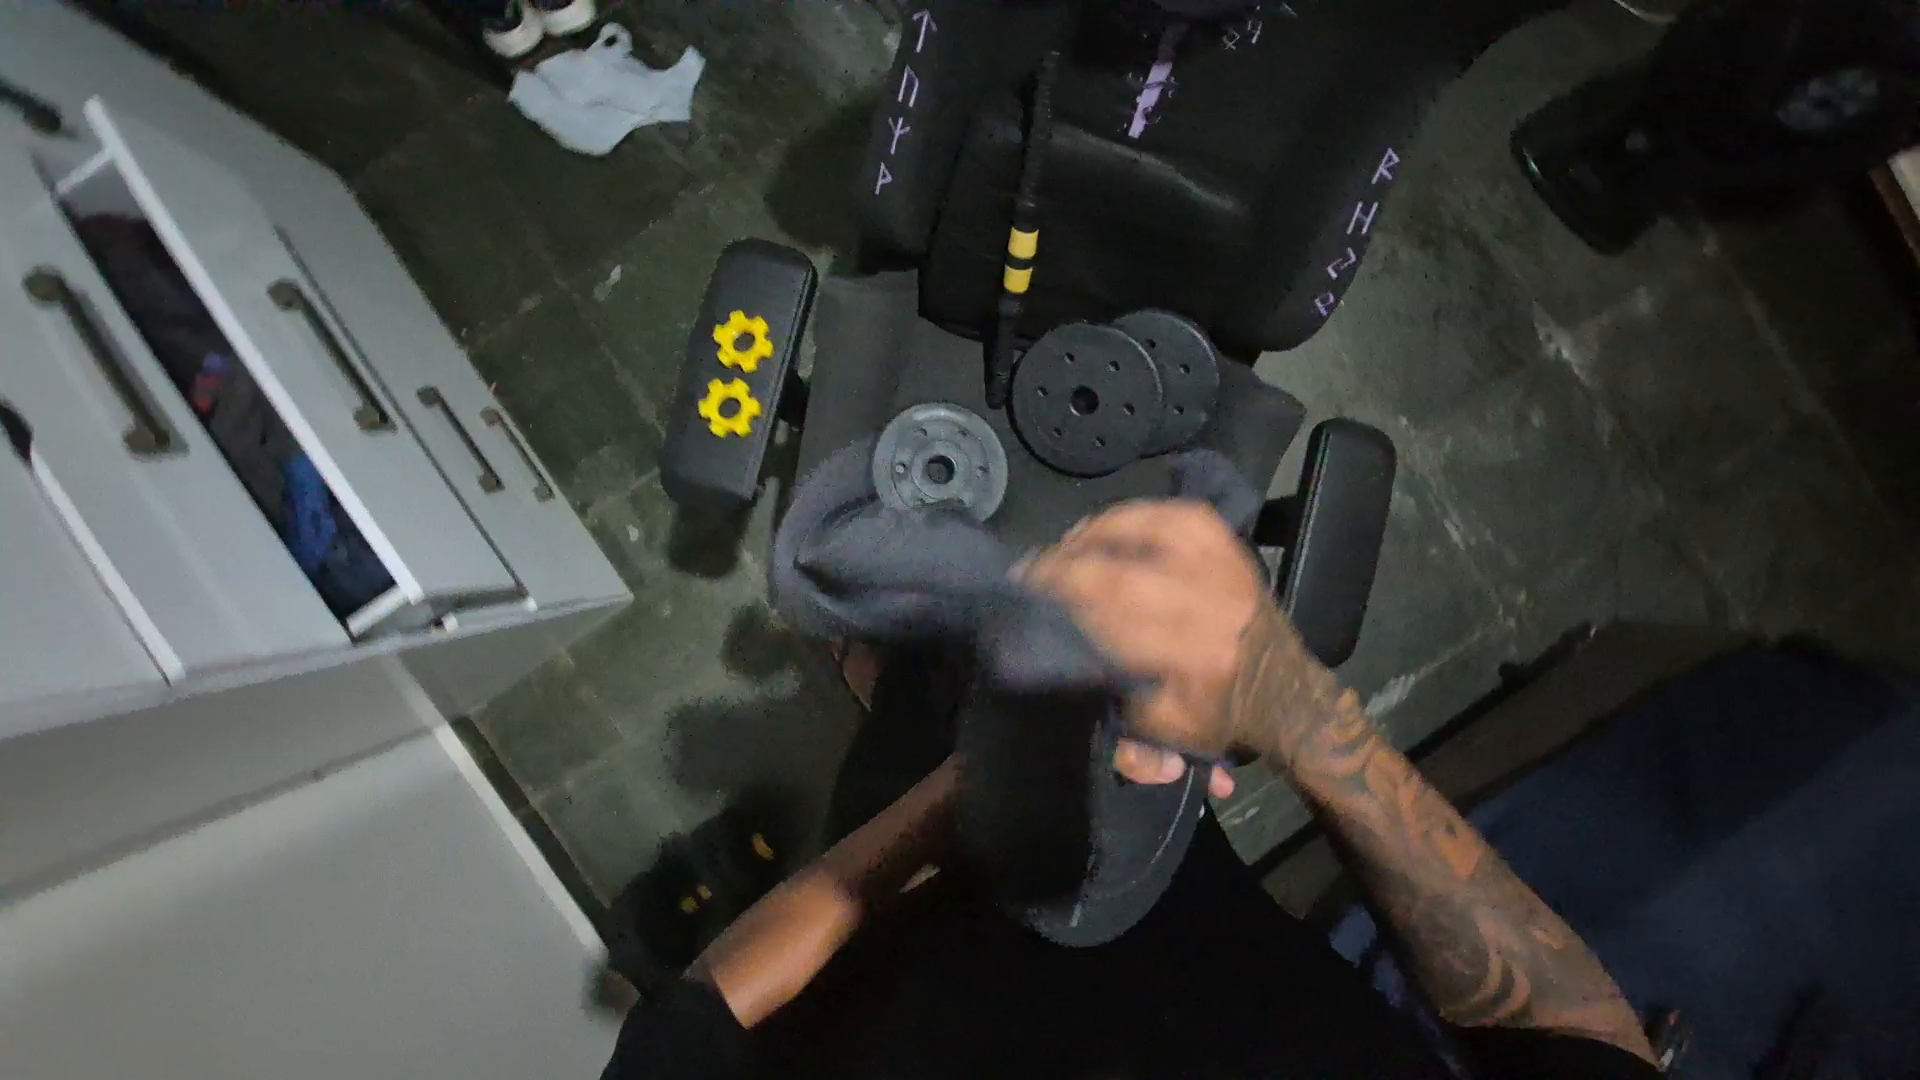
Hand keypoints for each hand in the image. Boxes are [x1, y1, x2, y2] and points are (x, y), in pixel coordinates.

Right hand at [1026, 500, 1348, 781]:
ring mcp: (1225, 569)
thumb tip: (1062, 662)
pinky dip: (1134, 514)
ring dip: (1091, 535)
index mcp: (1192, 660)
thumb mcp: (1161, 734)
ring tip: (1063, 548)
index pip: (1108, 621)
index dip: (1058, 602)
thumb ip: (1110, 707)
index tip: (1024, 597)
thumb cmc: (1218, 717)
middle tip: (1031, 571)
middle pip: (1118, 574)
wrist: (1288, 695)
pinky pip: (1175, 514)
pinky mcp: (1231, 548)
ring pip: (1146, 532)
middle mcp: (1210, 607)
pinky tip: (1106, 526)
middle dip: (1063, 568)